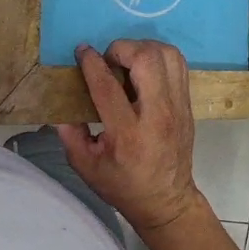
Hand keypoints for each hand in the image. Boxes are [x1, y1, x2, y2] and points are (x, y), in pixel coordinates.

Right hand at [57, 40, 206, 232]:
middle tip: (108, 60)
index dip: (92, 63)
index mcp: (128, 134)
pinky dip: (160, 57)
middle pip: (147, 60)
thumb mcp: (86, 167)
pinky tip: (144, 68)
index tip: (82, 51)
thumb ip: (70, 134)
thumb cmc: (123, 185)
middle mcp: (158, 115)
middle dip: (122, 48)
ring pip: (168, 56)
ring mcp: (178, 107)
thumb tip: (61, 105)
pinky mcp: (187, 105)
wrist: (166, 201)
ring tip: (127, 61)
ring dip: (144, 49)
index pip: (108, 86)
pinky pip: (178, 66)